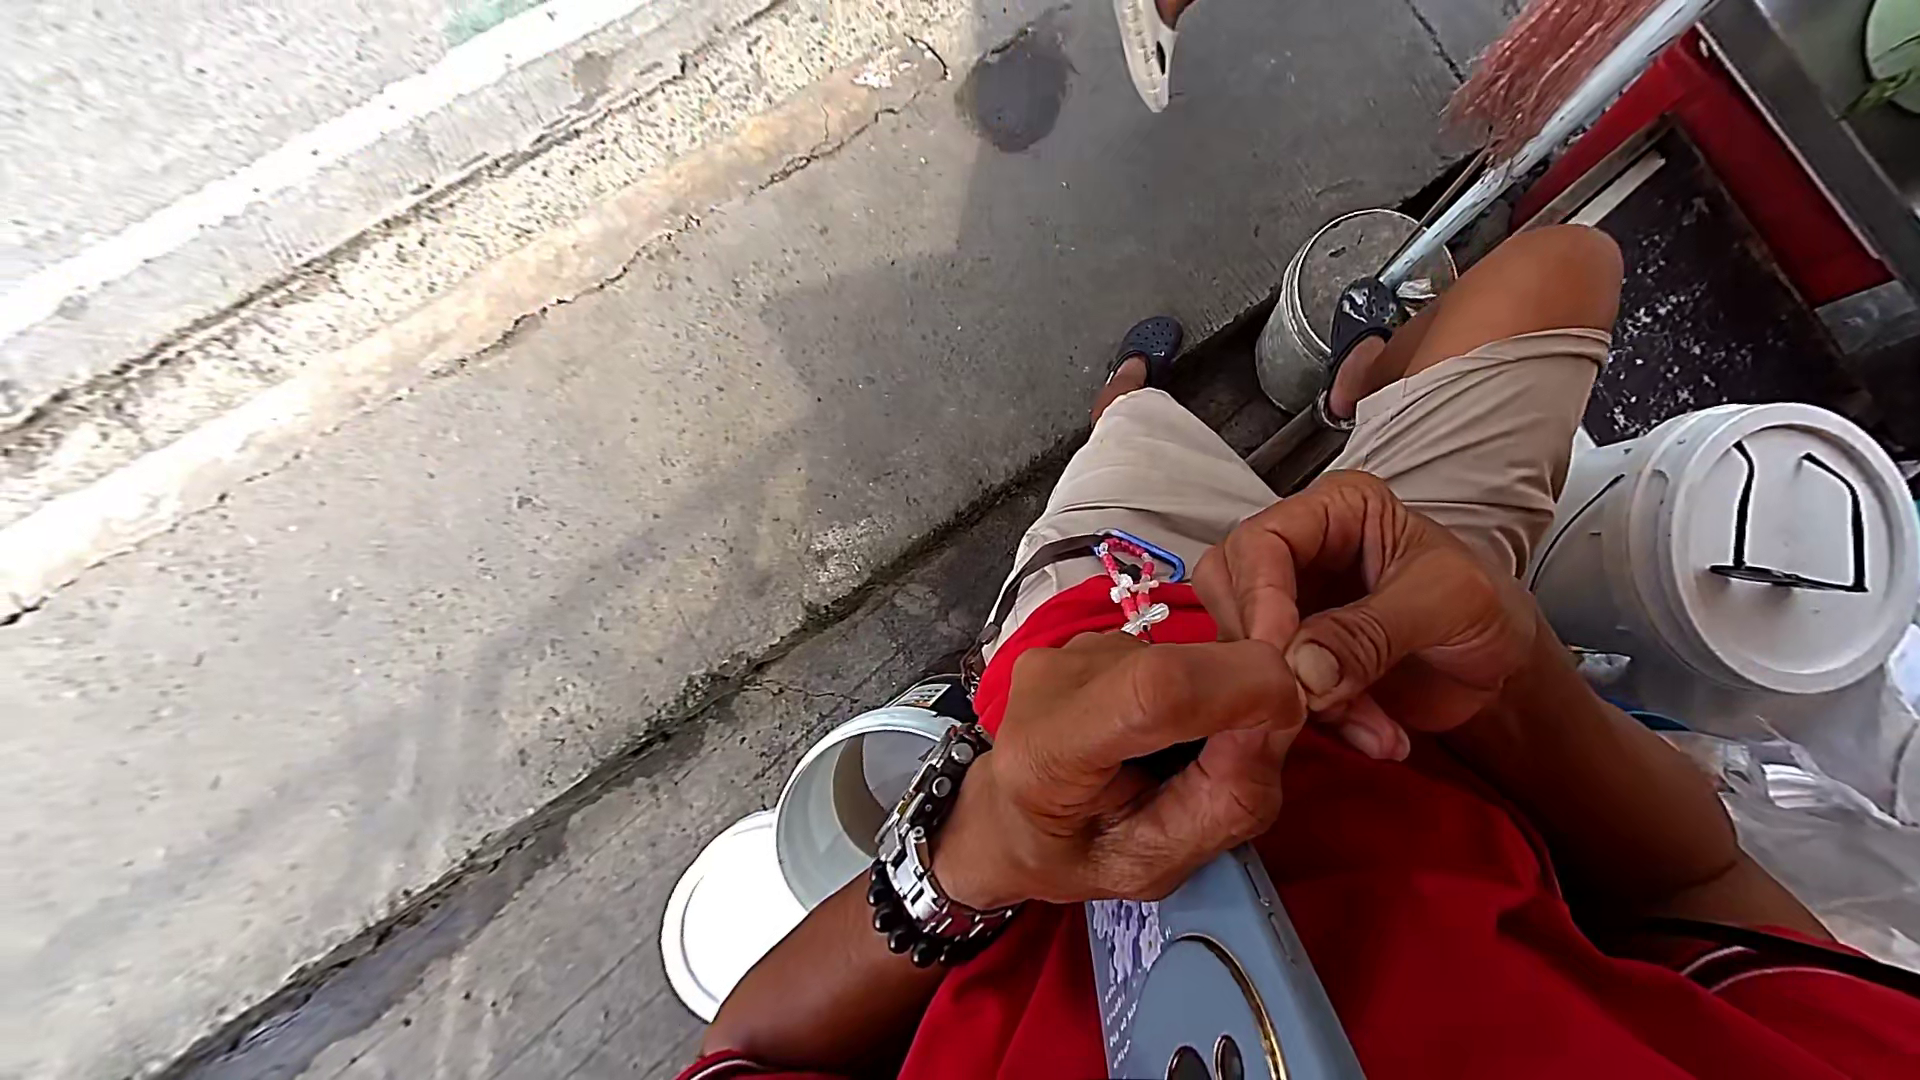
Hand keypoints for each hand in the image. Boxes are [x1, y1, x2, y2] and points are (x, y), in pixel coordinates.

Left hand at [932, 632, 1304, 907]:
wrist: (1007, 808)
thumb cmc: (1071, 851)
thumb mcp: (1154, 865)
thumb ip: (1222, 801)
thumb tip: (1277, 715)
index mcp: (1050, 751)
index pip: (1154, 690)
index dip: (1241, 688)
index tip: (1286, 718)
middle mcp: (1053, 679)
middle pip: (1179, 663)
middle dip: (1238, 701)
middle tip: (1221, 760)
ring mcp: (1064, 648)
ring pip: (1179, 652)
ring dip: (1207, 698)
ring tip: (1168, 750)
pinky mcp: (1080, 636)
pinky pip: (1162, 650)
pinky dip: (1184, 685)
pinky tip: (1149, 725)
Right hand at [1193, 470, 1535, 758]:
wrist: (1502, 672)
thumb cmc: (1488, 614)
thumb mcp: (1449, 607)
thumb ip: (1371, 632)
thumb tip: (1298, 669)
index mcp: (1333, 509)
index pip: (1260, 541)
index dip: (1259, 596)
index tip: (1277, 656)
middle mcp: (1293, 547)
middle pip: (1227, 585)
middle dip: (1267, 649)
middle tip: (1309, 697)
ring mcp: (1280, 599)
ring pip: (1235, 638)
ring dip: (1290, 692)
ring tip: (1363, 721)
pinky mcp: (1280, 648)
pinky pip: (1259, 680)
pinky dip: (1306, 717)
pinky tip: (1364, 730)